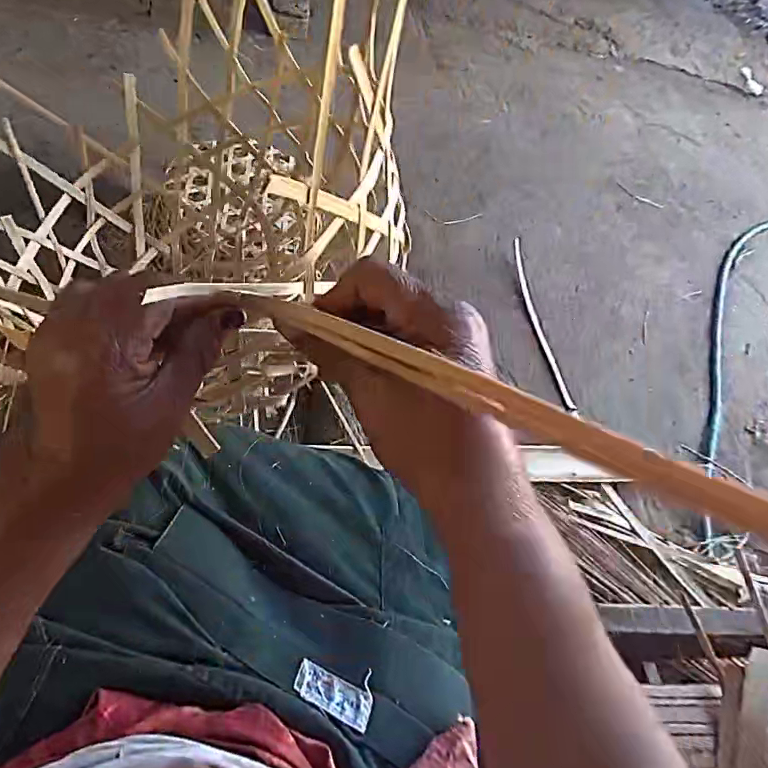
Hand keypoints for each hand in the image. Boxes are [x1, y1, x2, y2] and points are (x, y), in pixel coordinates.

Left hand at [15, 273, 242, 505]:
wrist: (57, 481)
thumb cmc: (119, 452)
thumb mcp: (169, 404)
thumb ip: (197, 351)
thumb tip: (226, 315)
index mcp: (107, 340)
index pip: (163, 295)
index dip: (199, 297)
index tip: (229, 306)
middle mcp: (75, 321)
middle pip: (137, 285)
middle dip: (173, 299)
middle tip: (199, 327)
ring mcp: (55, 324)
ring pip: (112, 286)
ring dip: (144, 301)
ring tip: (163, 336)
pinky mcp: (47, 332)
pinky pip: (86, 298)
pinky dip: (114, 306)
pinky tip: (129, 336)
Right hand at [284, 261, 518, 504]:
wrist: (478, 492)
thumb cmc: (425, 441)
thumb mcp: (370, 391)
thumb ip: (330, 348)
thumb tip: (289, 323)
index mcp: (436, 314)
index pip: (373, 276)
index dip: (334, 296)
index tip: (312, 330)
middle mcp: (450, 312)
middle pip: (384, 291)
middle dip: (345, 315)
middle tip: (321, 350)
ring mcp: (456, 333)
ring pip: (393, 313)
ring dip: (360, 332)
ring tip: (340, 367)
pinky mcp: (453, 354)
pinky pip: (407, 333)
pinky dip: (379, 346)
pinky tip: (364, 374)